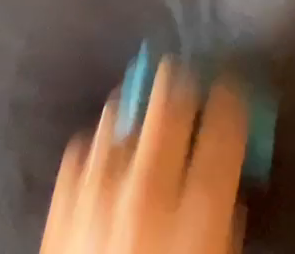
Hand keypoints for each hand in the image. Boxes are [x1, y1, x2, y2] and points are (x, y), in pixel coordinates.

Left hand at [42, 59, 248, 253]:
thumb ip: (223, 215)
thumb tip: (224, 173)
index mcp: (198, 209)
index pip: (224, 124)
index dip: (233, 96)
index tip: (233, 89)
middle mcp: (148, 188)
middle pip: (170, 101)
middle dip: (184, 82)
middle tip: (189, 79)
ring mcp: (97, 190)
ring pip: (120, 113)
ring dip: (138, 108)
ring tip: (147, 112)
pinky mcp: (61, 201)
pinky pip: (82, 146)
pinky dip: (100, 144)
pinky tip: (110, 154)